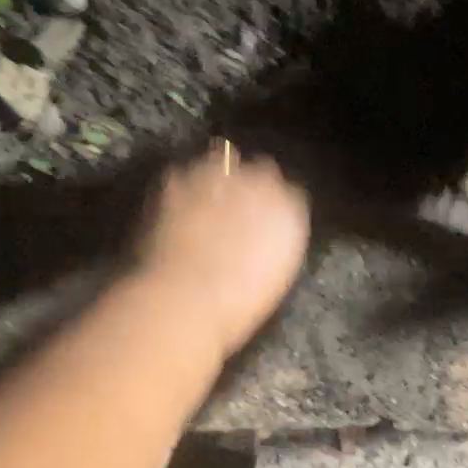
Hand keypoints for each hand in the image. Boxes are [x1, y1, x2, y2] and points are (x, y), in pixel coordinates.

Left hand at [137, 144, 310, 355]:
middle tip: (230, 214)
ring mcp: (218, 173)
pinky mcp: (179, 176)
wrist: (189, 298)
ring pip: (219, 165)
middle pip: (256, 171)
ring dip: (212, 182)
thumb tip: (265, 234)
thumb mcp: (275, 274)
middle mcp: (262, 180)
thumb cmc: (239, 303)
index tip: (260, 223)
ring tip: (200, 211)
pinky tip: (173, 215)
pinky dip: (180, 190)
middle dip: (244, 186)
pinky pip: (183, 175)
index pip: (288, 193)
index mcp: (293, 208)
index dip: (270, 206)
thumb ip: (275, 242)